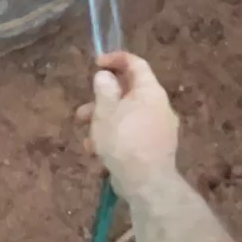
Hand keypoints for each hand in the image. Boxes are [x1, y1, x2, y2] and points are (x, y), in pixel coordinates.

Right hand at [85, 52, 179, 198]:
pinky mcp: (156, 147)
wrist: (146, 182)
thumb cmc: (122, 141)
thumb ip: (104, 90)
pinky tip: (100, 155)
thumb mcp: (105, 112)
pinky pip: (132, 135)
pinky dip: (115, 139)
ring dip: (103, 125)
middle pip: (128, 94)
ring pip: (126, 117)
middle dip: (101, 103)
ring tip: (88, 141)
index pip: (136, 64)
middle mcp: (159, 106)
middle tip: (81, 113)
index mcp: (149, 92)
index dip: (116, 59)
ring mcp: (160, 128)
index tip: (96, 63)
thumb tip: (105, 76)